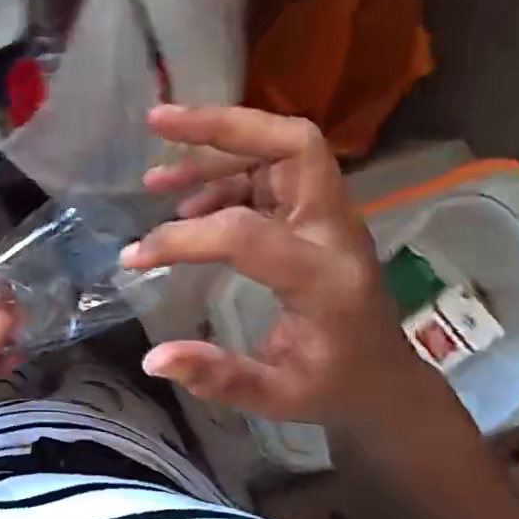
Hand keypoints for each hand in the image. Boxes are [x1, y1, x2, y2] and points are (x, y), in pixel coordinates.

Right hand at [121, 104, 431, 431]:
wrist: (384, 379)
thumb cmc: (333, 387)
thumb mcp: (277, 397)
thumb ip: (218, 377)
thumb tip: (152, 359)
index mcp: (325, 278)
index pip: (246, 234)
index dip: (182, 240)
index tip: (134, 259)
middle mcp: (334, 231)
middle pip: (293, 145)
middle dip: (222, 126)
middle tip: (158, 121)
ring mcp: (328, 217)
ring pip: (281, 148)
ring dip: (216, 147)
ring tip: (155, 172)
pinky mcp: (315, 217)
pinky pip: (271, 173)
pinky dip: (224, 174)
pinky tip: (186, 202)